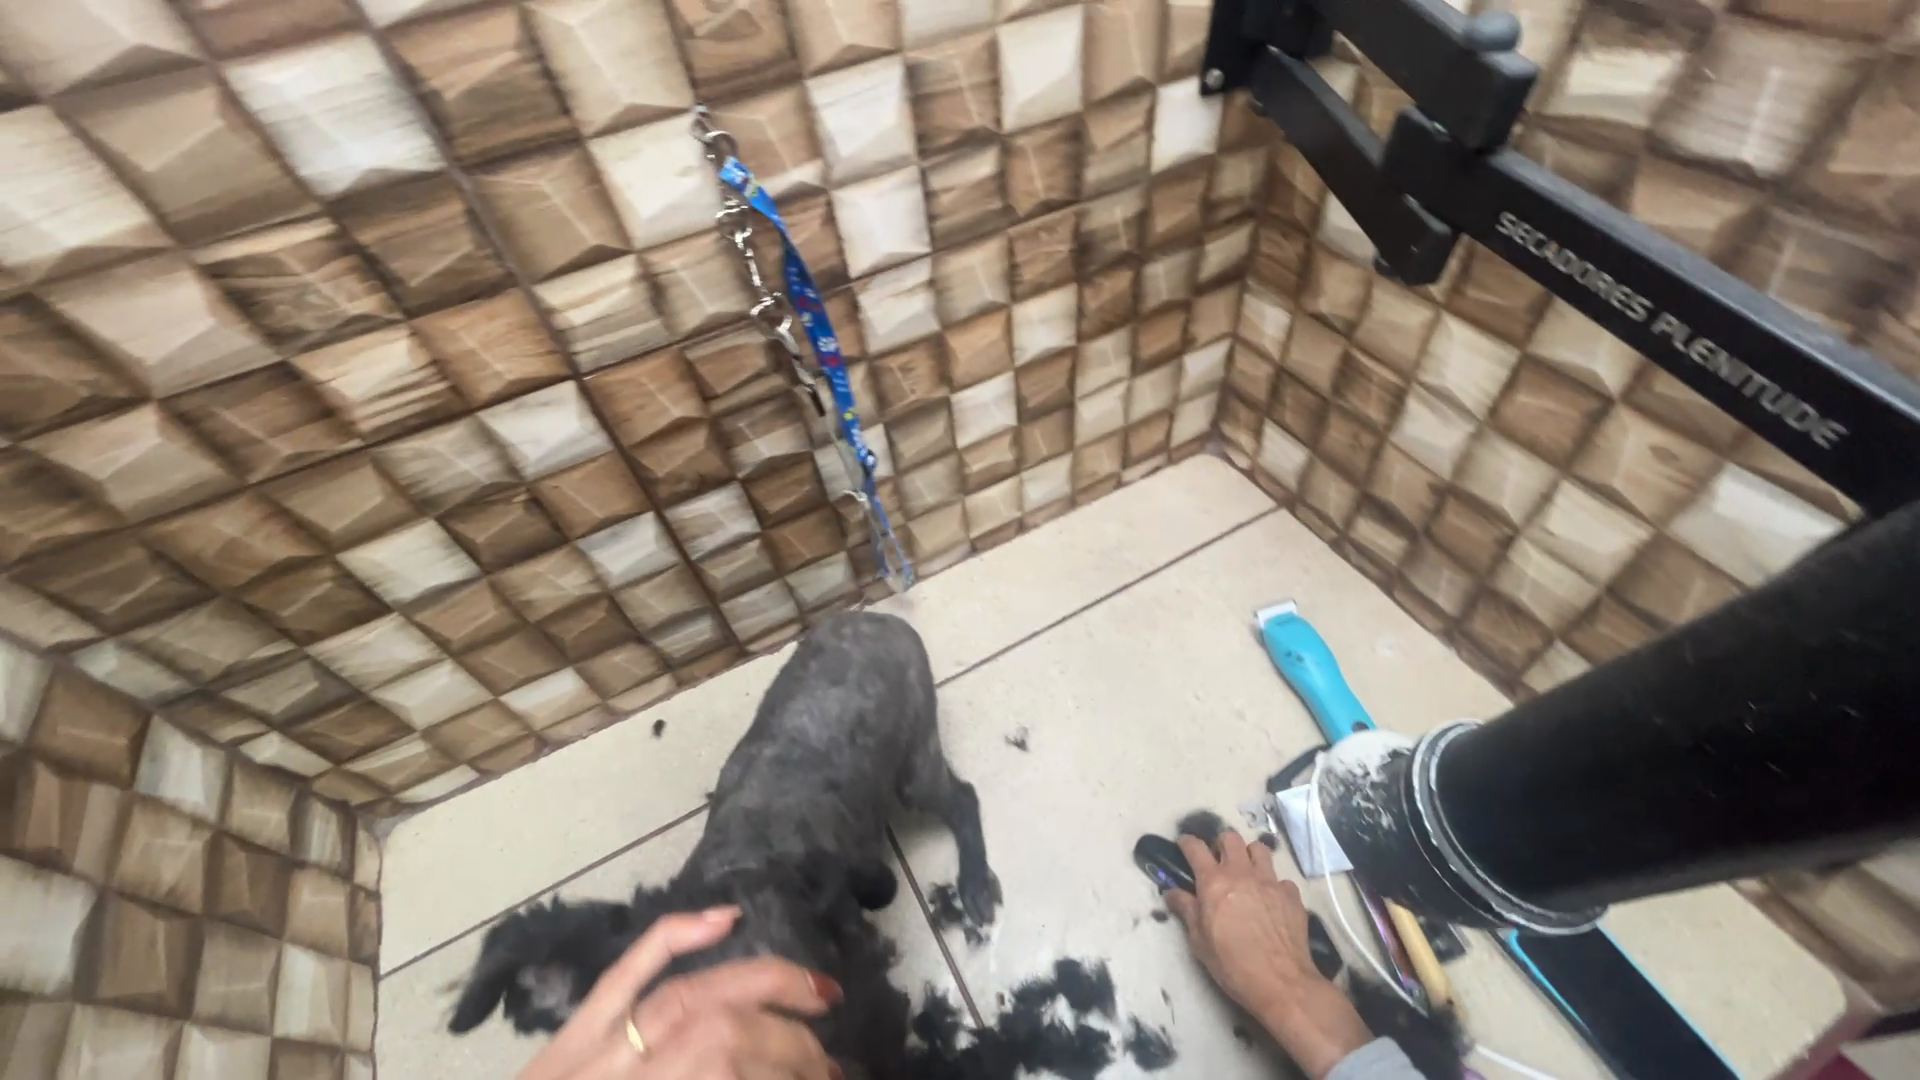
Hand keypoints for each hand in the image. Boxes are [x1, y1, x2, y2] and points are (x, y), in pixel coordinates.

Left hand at [519, 906, 844, 1079]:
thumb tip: (768, 1075)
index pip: (723, 1069)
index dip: (783, 1071)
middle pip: (716, 1033)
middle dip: (789, 1042)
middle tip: (830, 1062)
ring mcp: (584, 1050)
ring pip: (688, 992)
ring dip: (763, 984)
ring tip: (816, 994)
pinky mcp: (570, 1034)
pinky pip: (625, 972)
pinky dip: (678, 935)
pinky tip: (728, 918)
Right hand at [1166, 831, 1371, 1079]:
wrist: (1282, 984)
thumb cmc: (1232, 964)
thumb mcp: (1199, 941)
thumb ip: (1186, 910)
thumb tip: (1172, 892)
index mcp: (1214, 881)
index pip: (1196, 847)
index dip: (1187, 842)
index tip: (1183, 845)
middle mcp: (1241, 873)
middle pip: (1230, 837)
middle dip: (1221, 844)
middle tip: (1218, 861)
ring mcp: (1270, 882)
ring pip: (1259, 849)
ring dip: (1249, 855)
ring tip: (1247, 872)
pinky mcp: (1292, 896)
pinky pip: (1281, 880)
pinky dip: (1274, 885)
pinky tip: (1271, 901)